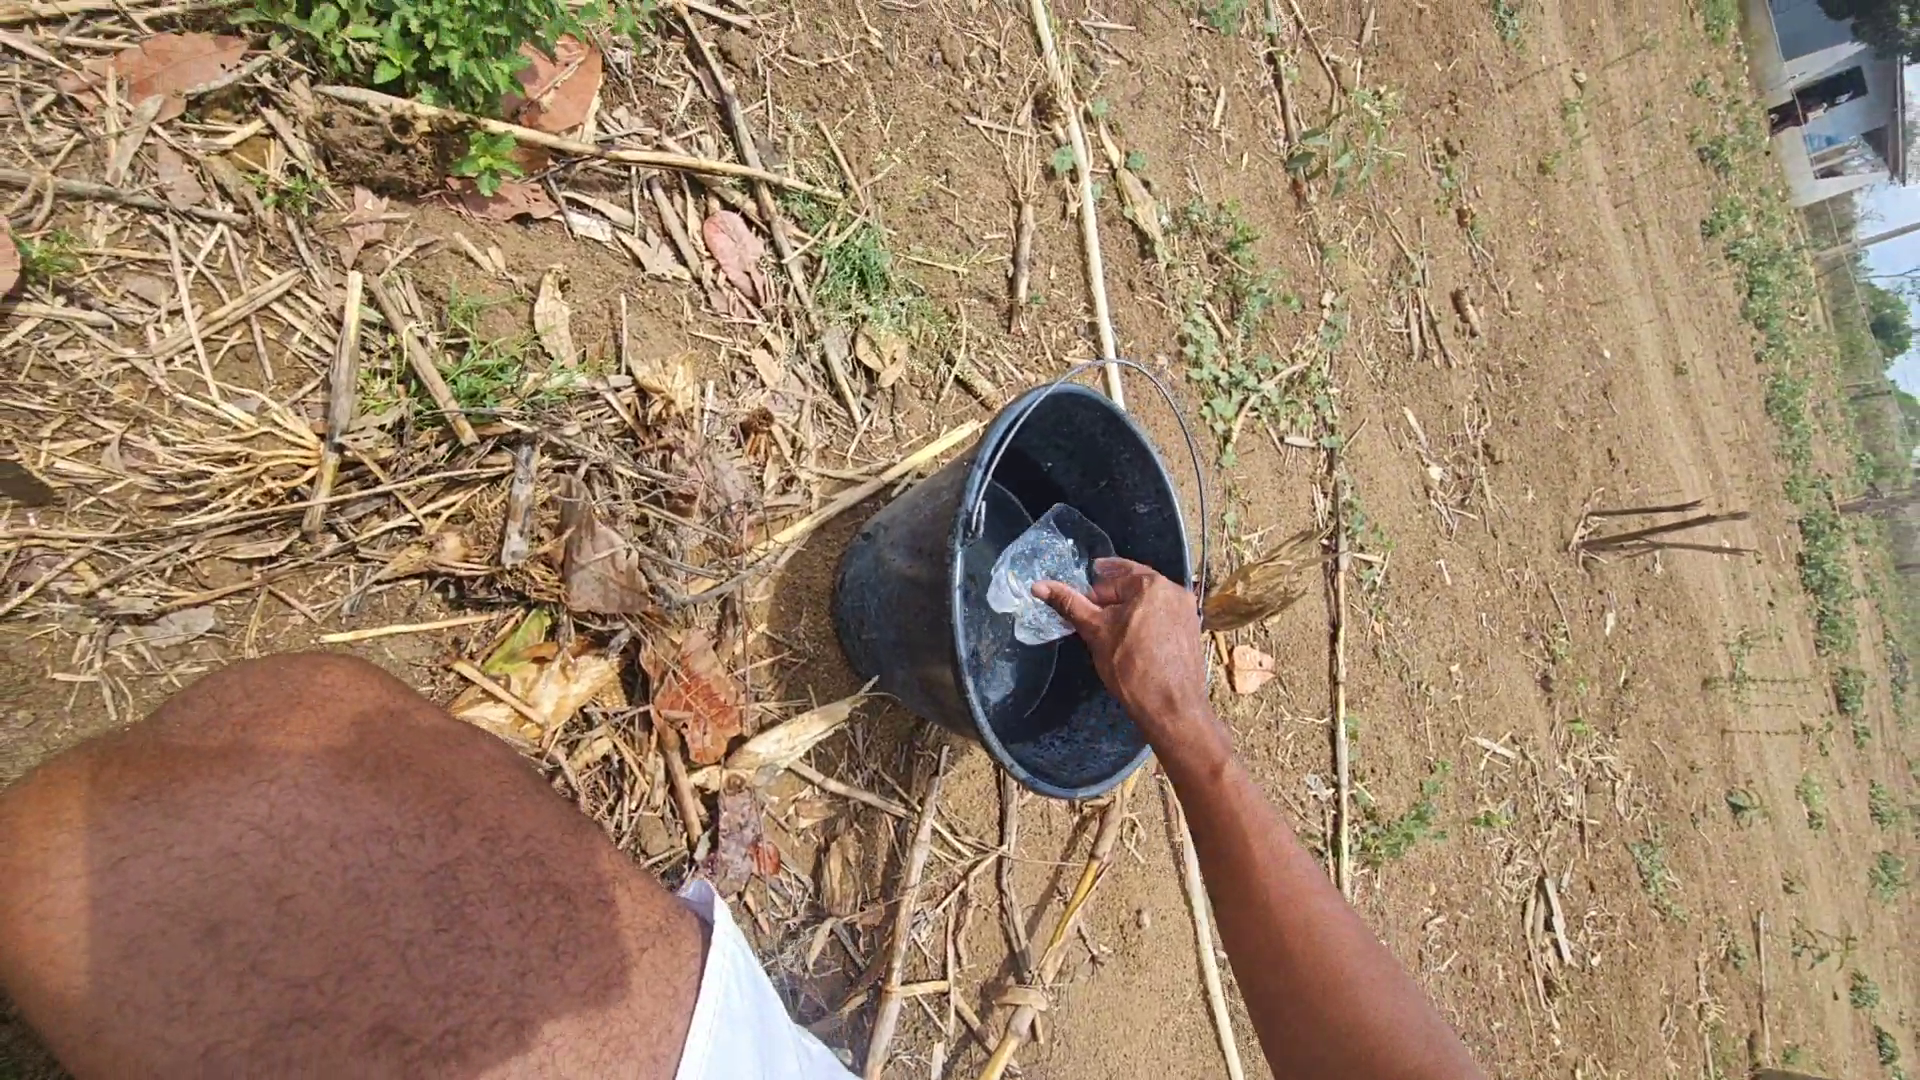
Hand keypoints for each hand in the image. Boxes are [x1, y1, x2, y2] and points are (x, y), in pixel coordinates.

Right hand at [1033, 558, 1226, 771]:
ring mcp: (1187, 611)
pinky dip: (1146, 623)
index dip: (1091, 598)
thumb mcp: (1094, 631)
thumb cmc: (1130, 666)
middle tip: (1094, 618)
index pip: (1110, 582)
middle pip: (1133, 586)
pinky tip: (1135, 643)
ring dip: (1128, 611)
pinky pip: (1163, 617)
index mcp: (1152, 583)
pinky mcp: (1192, 631)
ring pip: (1148, 602)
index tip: (1082, 615)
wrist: (1171, 708)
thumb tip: (1038, 586)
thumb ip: (1068, 604)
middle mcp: (1175, 590)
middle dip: (1111, 600)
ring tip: (1113, 633)